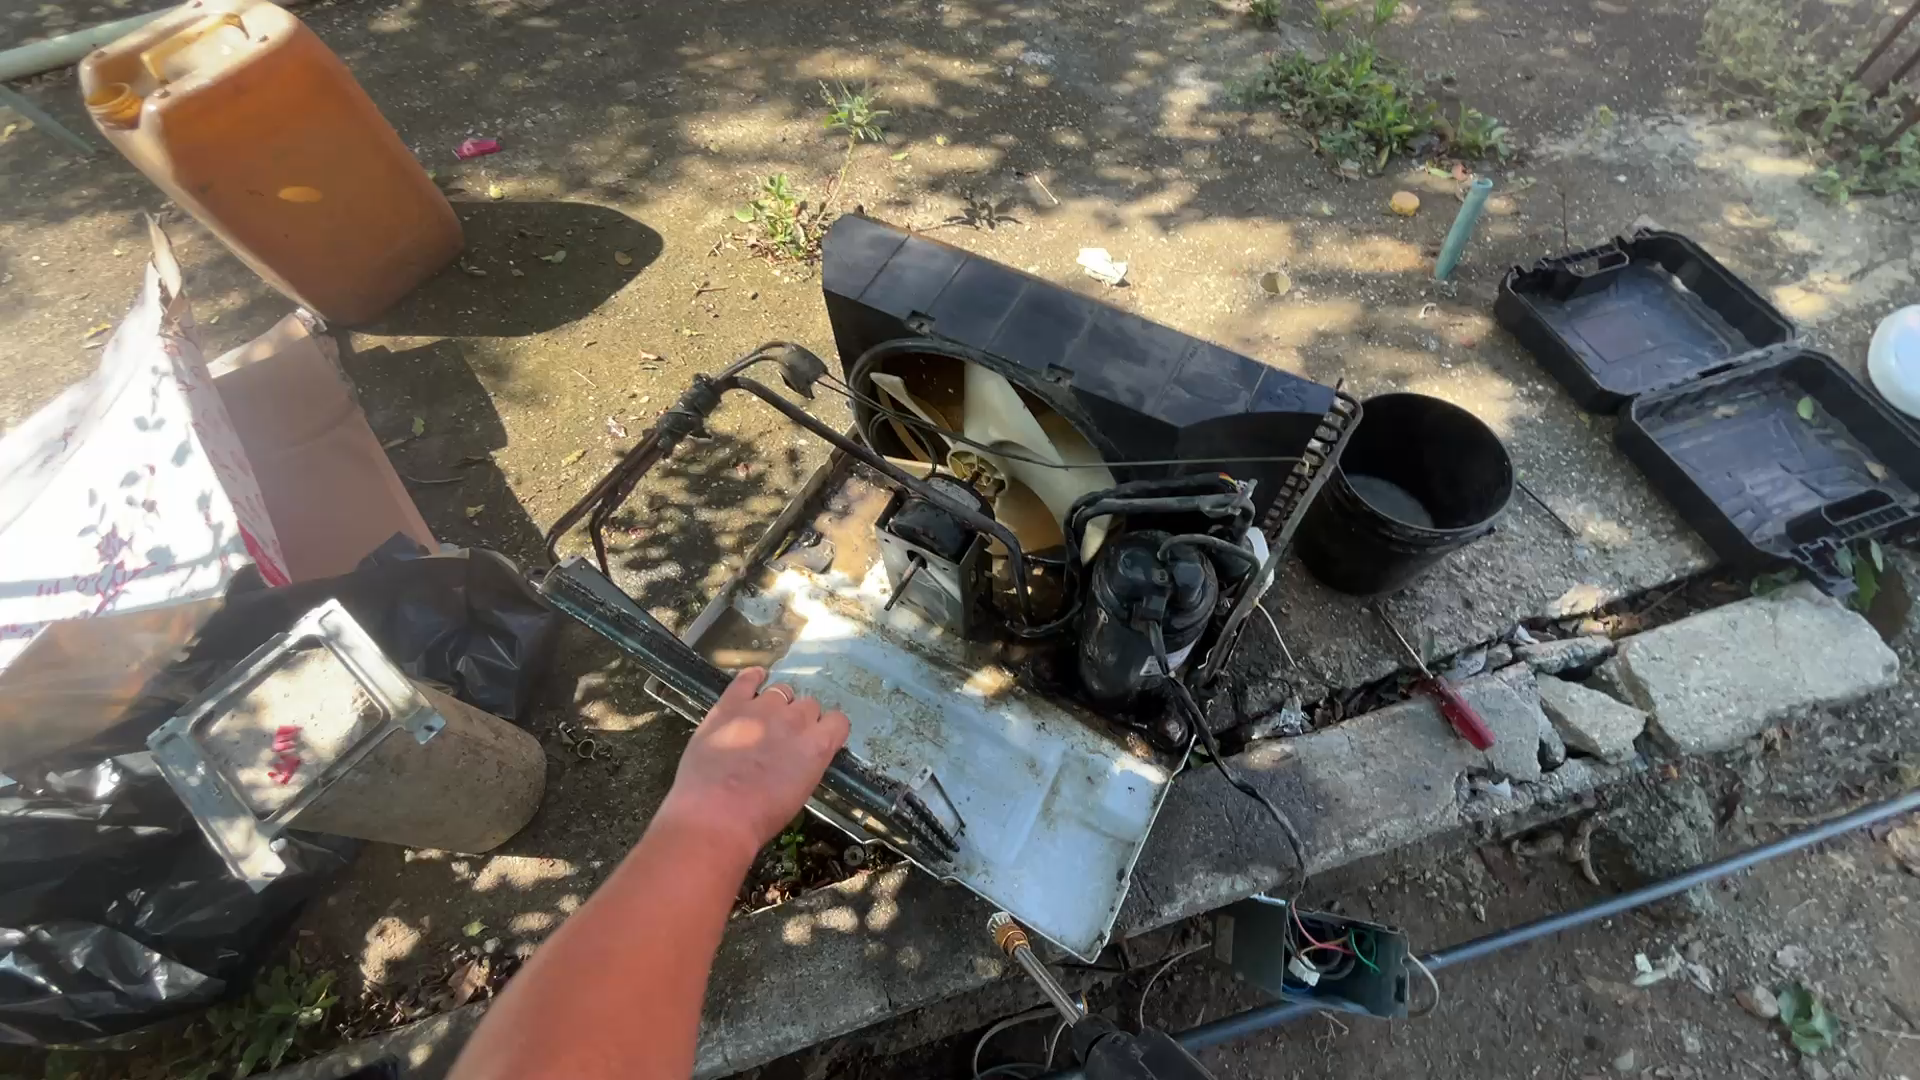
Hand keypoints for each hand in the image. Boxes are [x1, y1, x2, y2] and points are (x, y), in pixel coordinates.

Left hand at [656, 667, 849, 860]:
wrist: (713, 817)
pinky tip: (754, 679)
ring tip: (763, 720)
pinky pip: (746, 679)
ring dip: (778, 704)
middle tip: (783, 739)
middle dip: (800, 720)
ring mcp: (762, 708)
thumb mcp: (799, 792)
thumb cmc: (759, 817)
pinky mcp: (730, 705)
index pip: (838, 721)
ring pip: (781, 691)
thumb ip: (807, 762)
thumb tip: (803, 753)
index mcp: (817, 745)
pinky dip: (753, 677)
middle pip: (809, 705)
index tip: (817, 739)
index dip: (828, 730)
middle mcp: (795, 720)